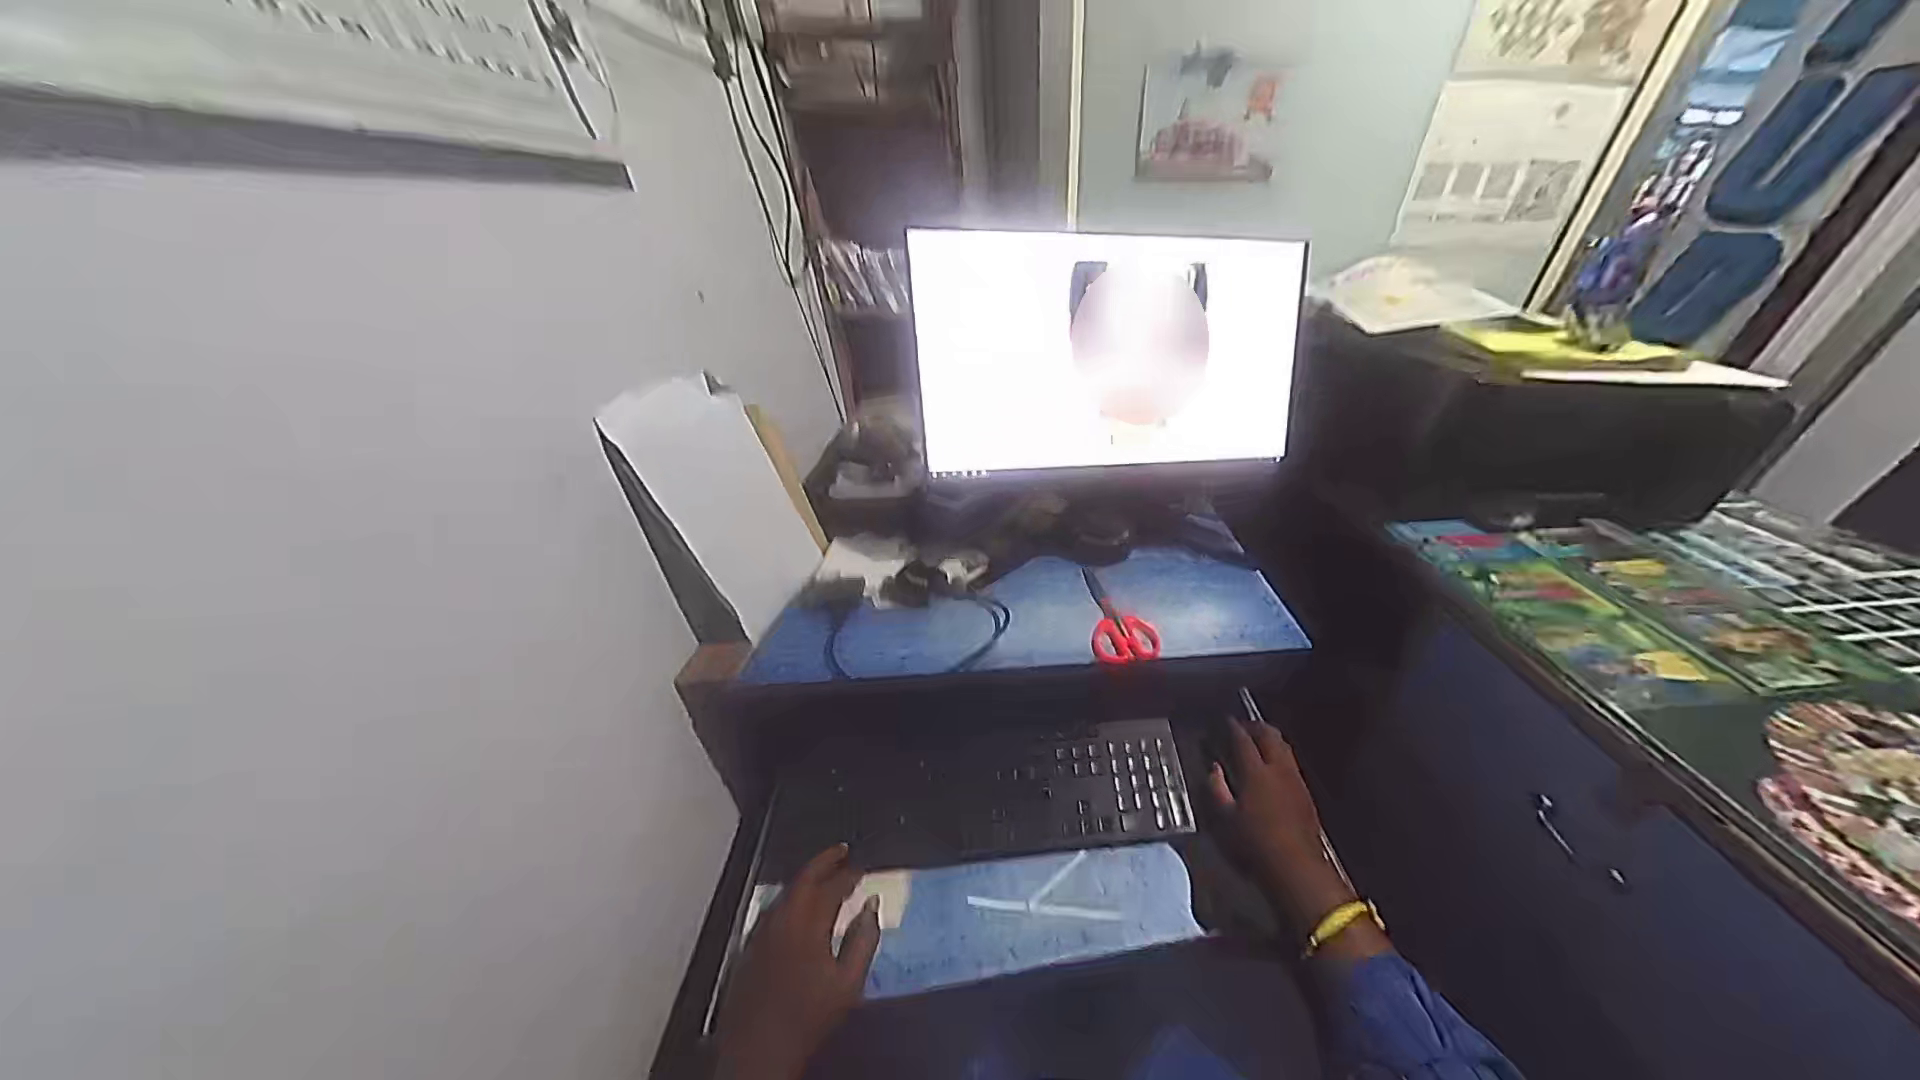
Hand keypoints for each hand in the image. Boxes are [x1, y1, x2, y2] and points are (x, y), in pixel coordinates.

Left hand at [712, 844, 880, 1079]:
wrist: (758, 1053)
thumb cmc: (808, 1020)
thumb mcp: (848, 983)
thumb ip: (864, 939)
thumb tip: (871, 905)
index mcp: (808, 924)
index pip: (832, 886)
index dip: (849, 873)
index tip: (862, 869)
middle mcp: (782, 919)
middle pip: (804, 877)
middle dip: (825, 860)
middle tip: (842, 851)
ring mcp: (761, 931)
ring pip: (787, 891)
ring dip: (807, 877)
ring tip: (825, 874)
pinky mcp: (750, 946)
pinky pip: (774, 908)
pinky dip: (792, 897)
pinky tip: (799, 906)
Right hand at [1206, 718, 1354, 926]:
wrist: (1296, 868)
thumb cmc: (1255, 843)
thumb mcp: (1225, 817)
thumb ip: (1217, 788)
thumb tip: (1214, 770)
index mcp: (1256, 773)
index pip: (1244, 740)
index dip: (1234, 727)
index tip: (1227, 721)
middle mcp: (1279, 771)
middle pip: (1271, 736)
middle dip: (1256, 726)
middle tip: (1244, 726)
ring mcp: (1296, 781)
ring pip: (1285, 748)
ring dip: (1270, 739)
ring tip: (1258, 741)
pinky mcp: (1306, 795)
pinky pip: (1291, 764)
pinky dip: (1279, 755)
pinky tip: (1272, 766)